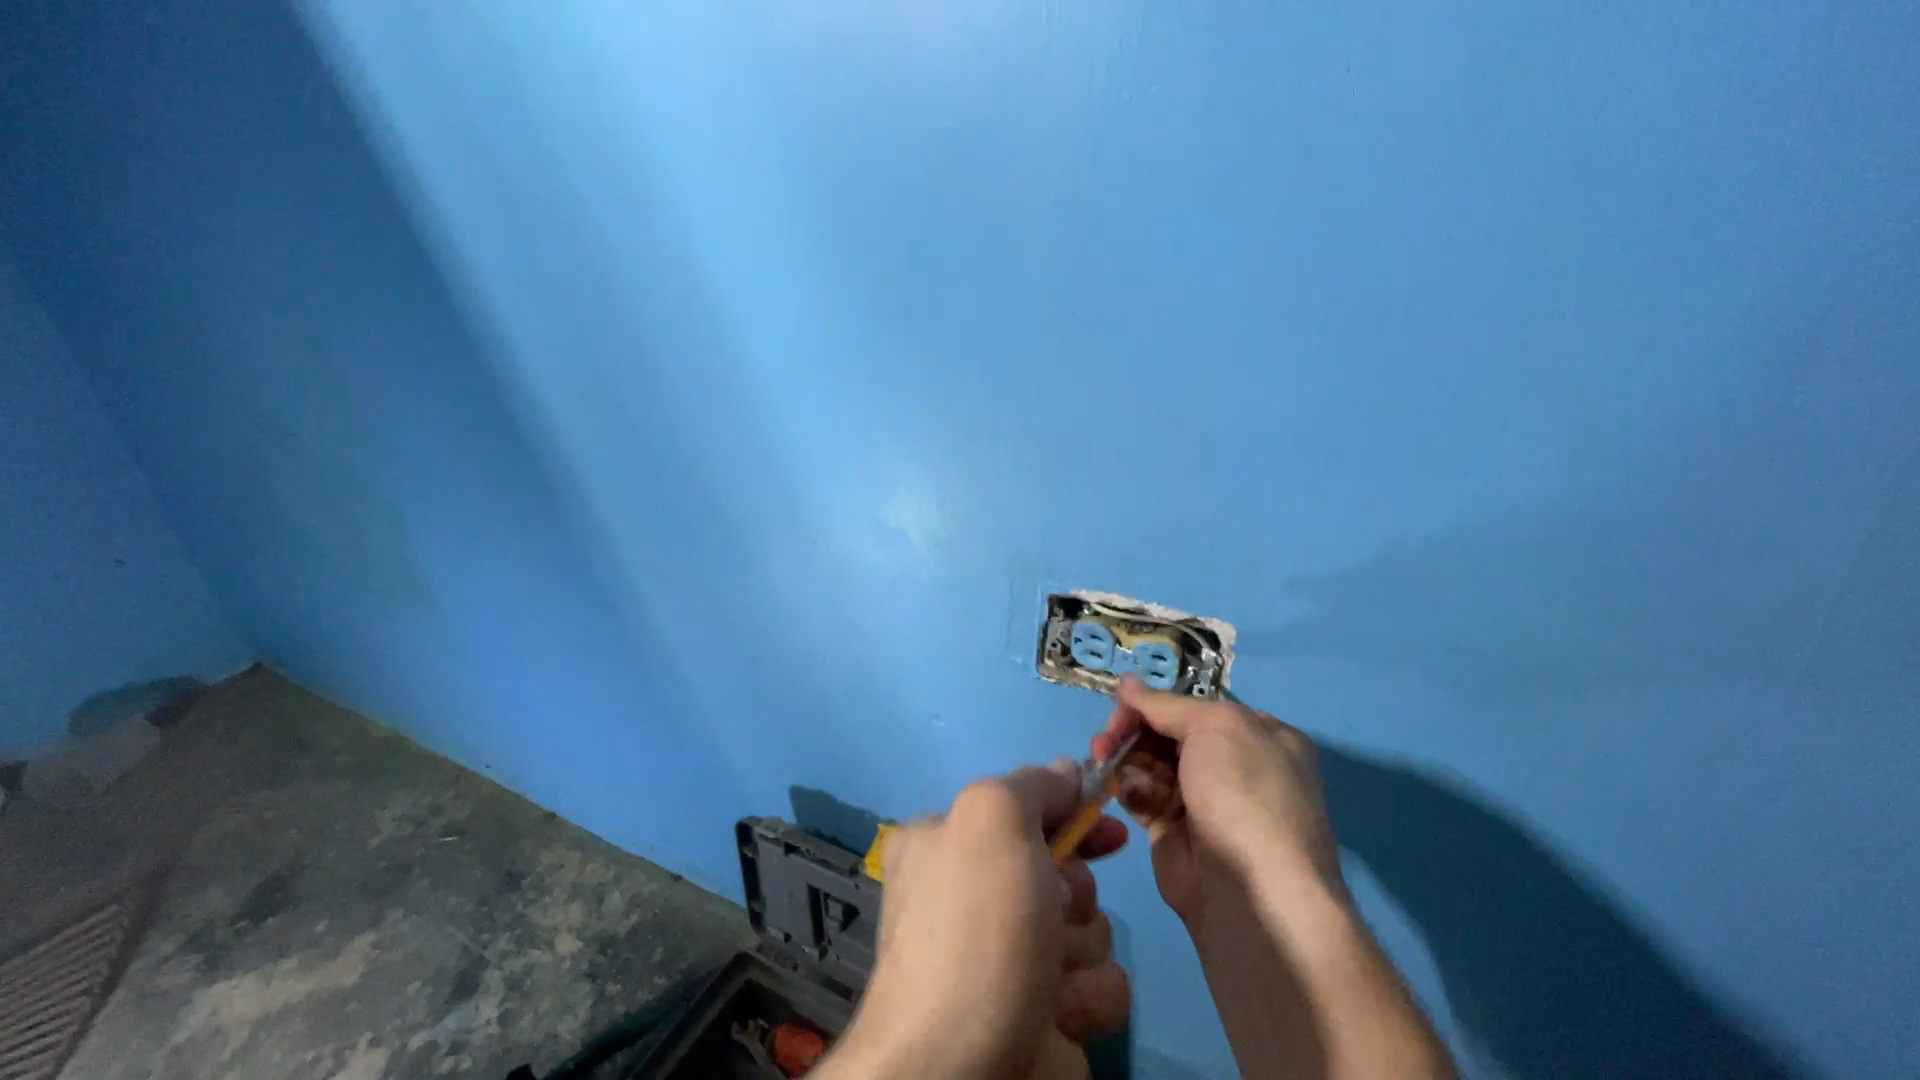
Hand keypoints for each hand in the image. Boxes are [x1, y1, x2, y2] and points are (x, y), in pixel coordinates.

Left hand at [823, 764, 1129, 1079]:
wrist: (956, 1071)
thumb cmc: (974, 934)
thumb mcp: (992, 823)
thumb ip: (1031, 786)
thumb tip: (1065, 772)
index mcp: (948, 844)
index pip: (1026, 809)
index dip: (1072, 814)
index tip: (1107, 828)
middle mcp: (974, 896)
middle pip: (1066, 871)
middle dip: (1075, 894)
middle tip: (1054, 914)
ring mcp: (1009, 958)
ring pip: (1089, 929)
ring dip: (1081, 950)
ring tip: (1048, 978)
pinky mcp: (1042, 1012)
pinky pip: (1097, 985)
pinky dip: (1087, 998)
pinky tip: (1058, 1015)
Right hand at [1093, 676, 1343, 923]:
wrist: (1250, 890)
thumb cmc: (1244, 793)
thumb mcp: (1215, 726)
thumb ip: (1166, 705)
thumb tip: (1126, 682)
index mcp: (1256, 734)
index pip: (1195, 707)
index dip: (1156, 703)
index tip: (1122, 703)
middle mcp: (1232, 764)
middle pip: (1167, 733)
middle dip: (1133, 730)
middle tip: (1106, 738)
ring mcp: (1203, 800)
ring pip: (1149, 764)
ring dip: (1127, 758)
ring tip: (1106, 761)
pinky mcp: (1172, 832)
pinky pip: (1143, 797)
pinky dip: (1131, 790)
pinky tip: (1127, 793)